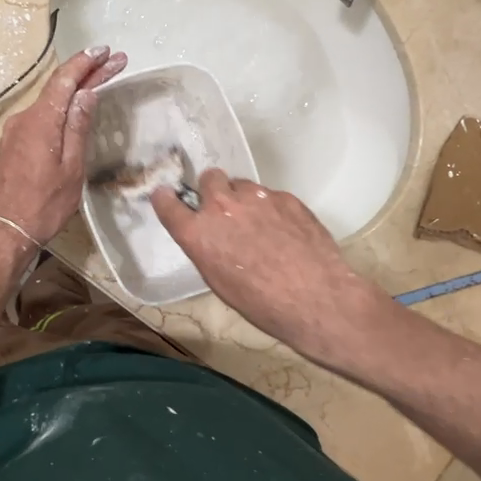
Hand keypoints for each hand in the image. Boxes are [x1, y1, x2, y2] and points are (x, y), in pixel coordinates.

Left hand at [0, 45, 127, 245]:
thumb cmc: (44, 204)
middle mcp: (24, 119)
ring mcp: (16, 131)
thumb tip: (86, 93)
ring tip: (101, 80)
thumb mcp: (71, 168)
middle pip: (58, 88)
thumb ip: (78, 127)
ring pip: (50, 102)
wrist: (7, 230)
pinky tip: (76, 107)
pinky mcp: (14, 143)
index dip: (86, 63)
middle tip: (115, 62)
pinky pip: (41, 116)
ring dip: (75, 90)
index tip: (106, 52)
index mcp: (40, 122)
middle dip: (87, 73)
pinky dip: (61, 107)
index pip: (64, 80)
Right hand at [153, 171, 388, 358]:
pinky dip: (272, 209)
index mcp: (198, 232)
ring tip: (260, 226)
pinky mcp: (286, 197)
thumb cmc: (260, 302)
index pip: (168, 203)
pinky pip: (270, 195)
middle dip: (214, 192)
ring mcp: (257, 197)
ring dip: (244, 200)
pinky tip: (285, 232)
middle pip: (210, 178)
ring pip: (242, 185)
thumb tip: (210, 237)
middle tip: (226, 214)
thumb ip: (207, 249)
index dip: (167, 199)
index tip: (168, 198)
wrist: (314, 297)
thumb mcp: (219, 281)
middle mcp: (222, 207)